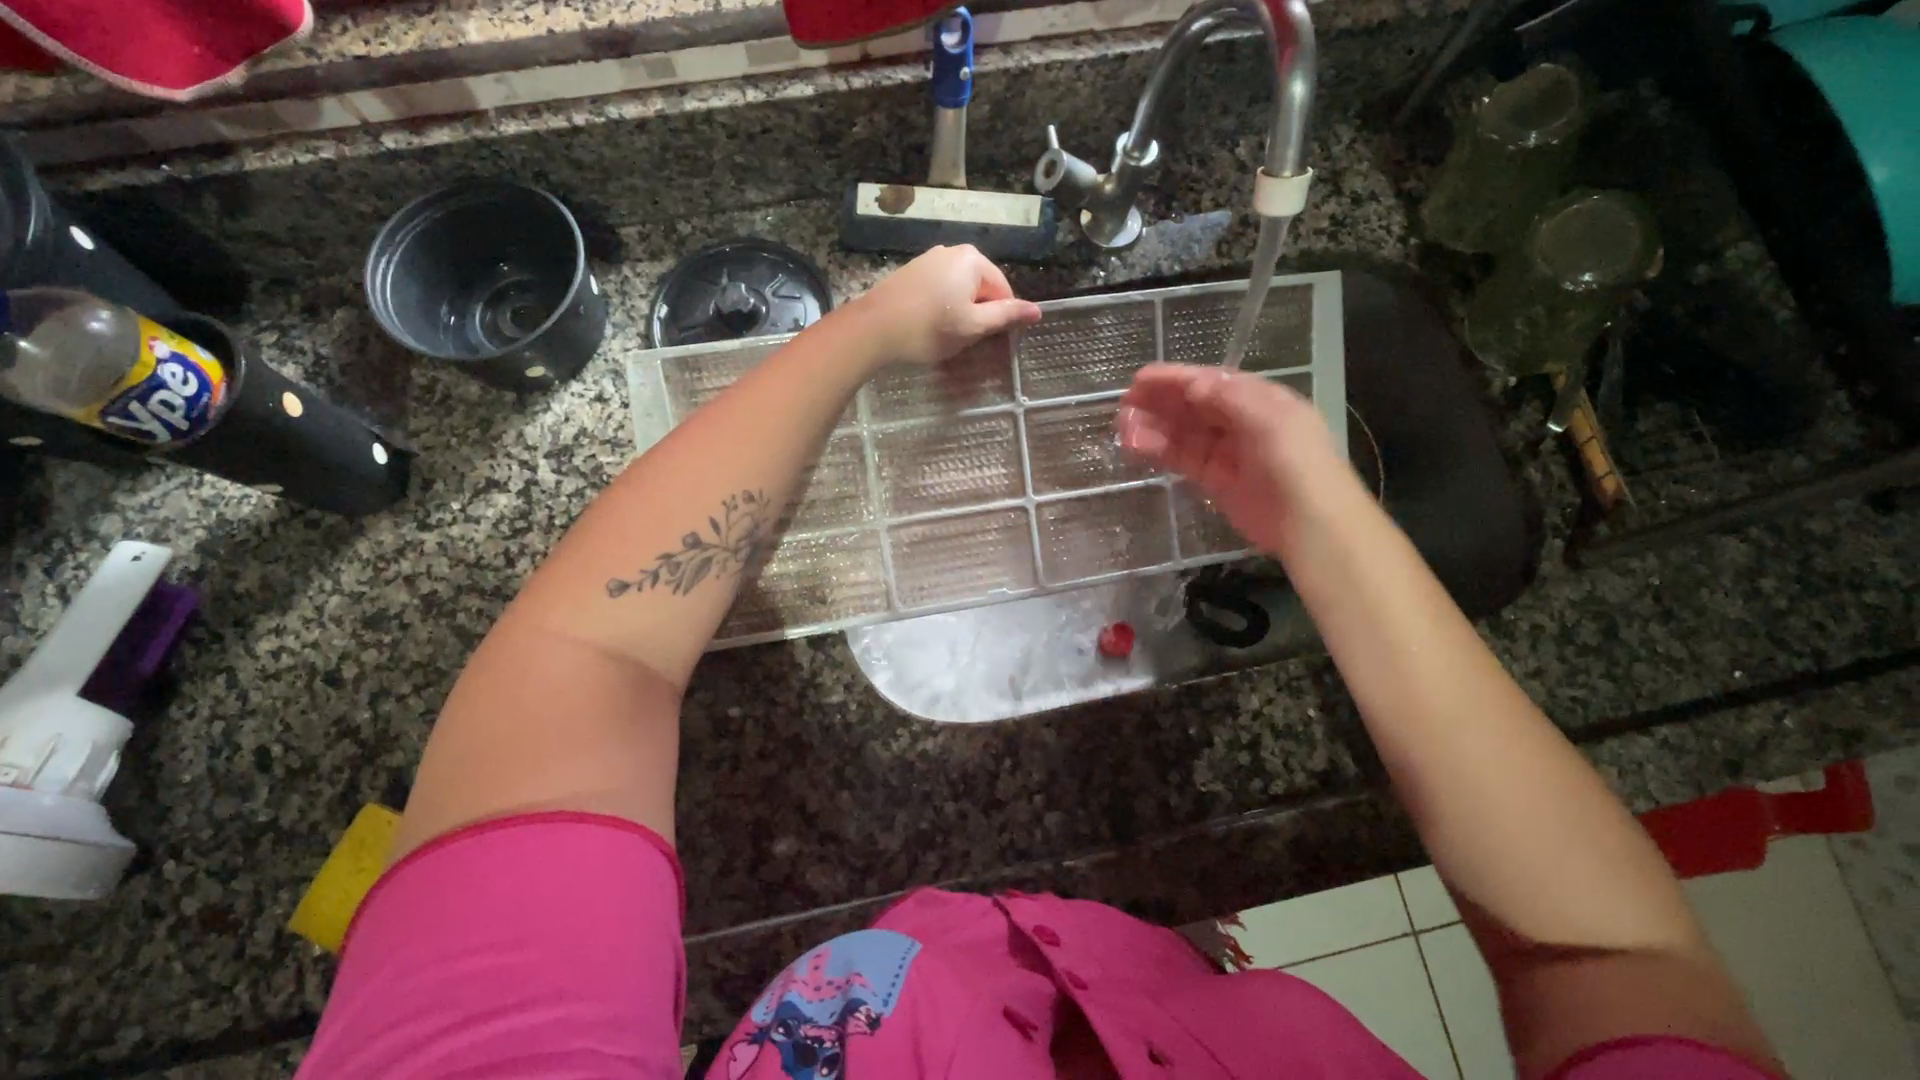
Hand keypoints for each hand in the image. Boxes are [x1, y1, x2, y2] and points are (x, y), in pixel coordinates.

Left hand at [848, 245, 1042, 366]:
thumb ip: (1006, 316)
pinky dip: (940, 308)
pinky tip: (928, 326)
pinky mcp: (912, 272)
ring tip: (944, 334)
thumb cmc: (929, 328)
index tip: (984, 339)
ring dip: (958, 312)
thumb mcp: (973, 326)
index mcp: (973, 260)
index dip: (999, 319)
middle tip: (962, 339)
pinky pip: (940, 290)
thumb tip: (1037, 311)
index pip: (1003, 291)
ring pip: (960, 290)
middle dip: (977, 314)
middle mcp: (953, 251)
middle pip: (981, 288)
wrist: (874, 328)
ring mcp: (930, 259)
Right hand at [1116, 364, 1350, 553]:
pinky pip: (1183, 459)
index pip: (1212, 382)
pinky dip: (1160, 451)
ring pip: (1184, 433)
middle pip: (1194, 406)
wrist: (1312, 524)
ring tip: (1123, 428)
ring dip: (1154, 427)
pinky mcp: (1216, 481)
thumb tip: (1193, 383)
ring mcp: (1228, 453)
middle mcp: (1243, 423)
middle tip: (1125, 405)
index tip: (1140, 379)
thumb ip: (1232, 398)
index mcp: (1261, 401)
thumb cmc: (1297, 465)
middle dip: (1160, 402)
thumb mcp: (1272, 420)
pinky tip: (1137, 446)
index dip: (1176, 379)